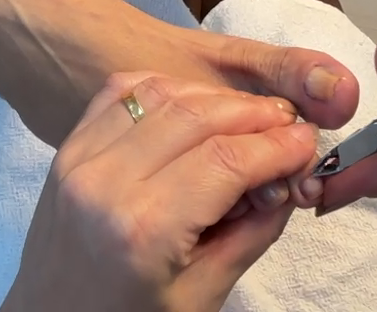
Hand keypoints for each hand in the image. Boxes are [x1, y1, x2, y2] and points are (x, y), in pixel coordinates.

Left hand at [3, 73, 320, 311]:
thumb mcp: (201, 297)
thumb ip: (249, 232)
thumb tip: (290, 176)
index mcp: (141, 230)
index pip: (224, 162)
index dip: (275, 146)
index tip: (309, 140)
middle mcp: (106, 181)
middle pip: (195, 117)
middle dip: (251, 112)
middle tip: (288, 121)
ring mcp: (80, 156)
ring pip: (159, 93)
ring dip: (212, 94)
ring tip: (250, 110)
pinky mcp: (68, 145)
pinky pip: (121, 91)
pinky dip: (165, 86)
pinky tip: (195, 99)